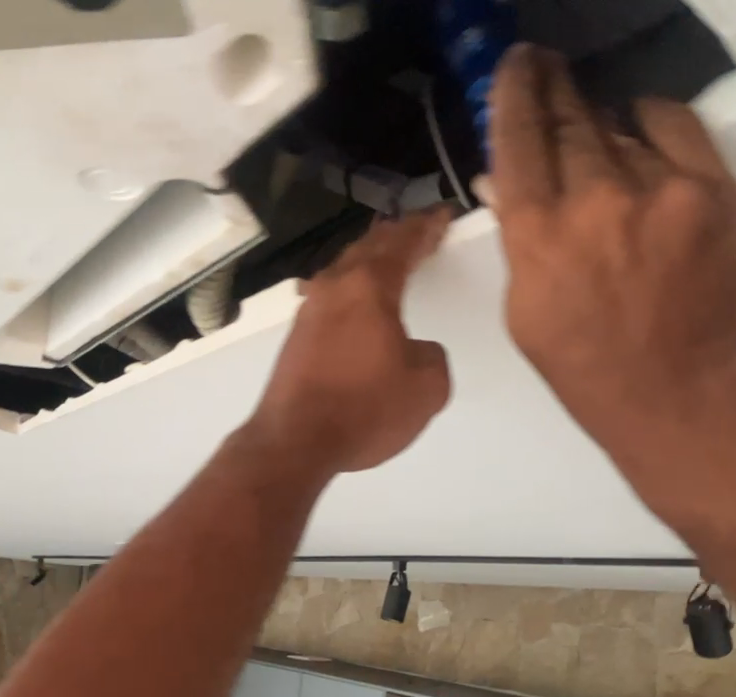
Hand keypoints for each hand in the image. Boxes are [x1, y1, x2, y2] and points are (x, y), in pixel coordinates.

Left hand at [247, 211, 452, 473]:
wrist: (295, 442)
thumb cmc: (364, 410)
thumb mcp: (426, 388)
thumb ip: (432, 358)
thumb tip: (414, 350)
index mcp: (370, 287)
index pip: (403, 244)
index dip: (425, 227)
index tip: (441, 215)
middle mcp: (334, 288)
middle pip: (367, 248)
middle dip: (393, 236)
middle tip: (413, 228)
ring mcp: (309, 312)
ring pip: (342, 270)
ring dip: (365, 258)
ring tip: (382, 255)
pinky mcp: (295, 338)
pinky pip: (327, 297)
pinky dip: (347, 287)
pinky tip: (348, 298)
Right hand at [489, 45, 735, 429]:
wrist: (669, 388)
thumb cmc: (580, 358)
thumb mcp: (523, 304)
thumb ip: (521, 236)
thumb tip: (510, 179)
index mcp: (537, 234)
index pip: (518, 138)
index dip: (515, 91)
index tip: (518, 63)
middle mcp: (595, 200)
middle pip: (570, 121)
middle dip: (556, 92)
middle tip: (549, 69)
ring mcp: (660, 190)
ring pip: (621, 130)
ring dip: (603, 127)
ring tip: (597, 134)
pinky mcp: (713, 190)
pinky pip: (678, 128)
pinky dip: (655, 123)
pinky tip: (642, 128)